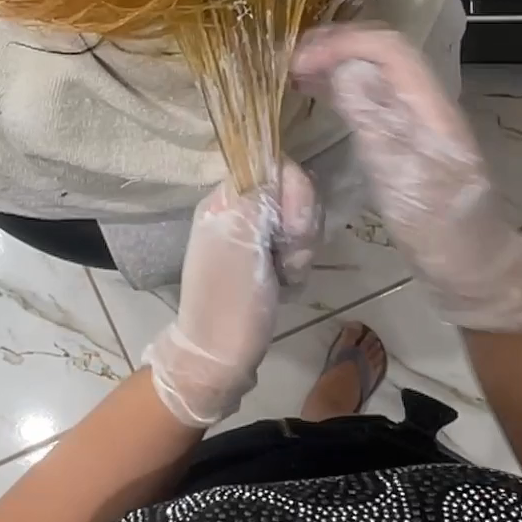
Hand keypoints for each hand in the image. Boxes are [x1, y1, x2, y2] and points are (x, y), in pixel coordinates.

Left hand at [144, 163, 316, 425]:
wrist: (219, 357)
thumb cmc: (228, 301)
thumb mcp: (240, 240)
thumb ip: (258, 196)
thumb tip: (276, 164)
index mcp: (224, 200)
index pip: (276, 165)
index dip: (296, 192)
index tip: (292, 229)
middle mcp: (237, 211)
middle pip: (294, 193)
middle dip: (303, 228)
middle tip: (286, 260)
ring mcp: (251, 236)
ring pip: (301, 222)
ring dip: (301, 252)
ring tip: (283, 278)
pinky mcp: (264, 259)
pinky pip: (298, 248)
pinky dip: (297, 268)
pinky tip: (284, 288)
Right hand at [291, 23, 521, 331]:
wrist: (472, 267)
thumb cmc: (441, 231)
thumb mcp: (406, 181)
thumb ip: (377, 124)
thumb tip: (345, 68)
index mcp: (431, 108)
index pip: (388, 49)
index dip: (340, 44)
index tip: (296, 63)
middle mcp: (424, 103)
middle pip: (380, 49)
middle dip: (332, 45)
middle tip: (284, 61)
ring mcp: (413, 117)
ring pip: (372, 68)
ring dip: (331, 60)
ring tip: (289, 70)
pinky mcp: (400, 134)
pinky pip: (367, 93)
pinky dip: (336, 83)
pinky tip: (309, 91)